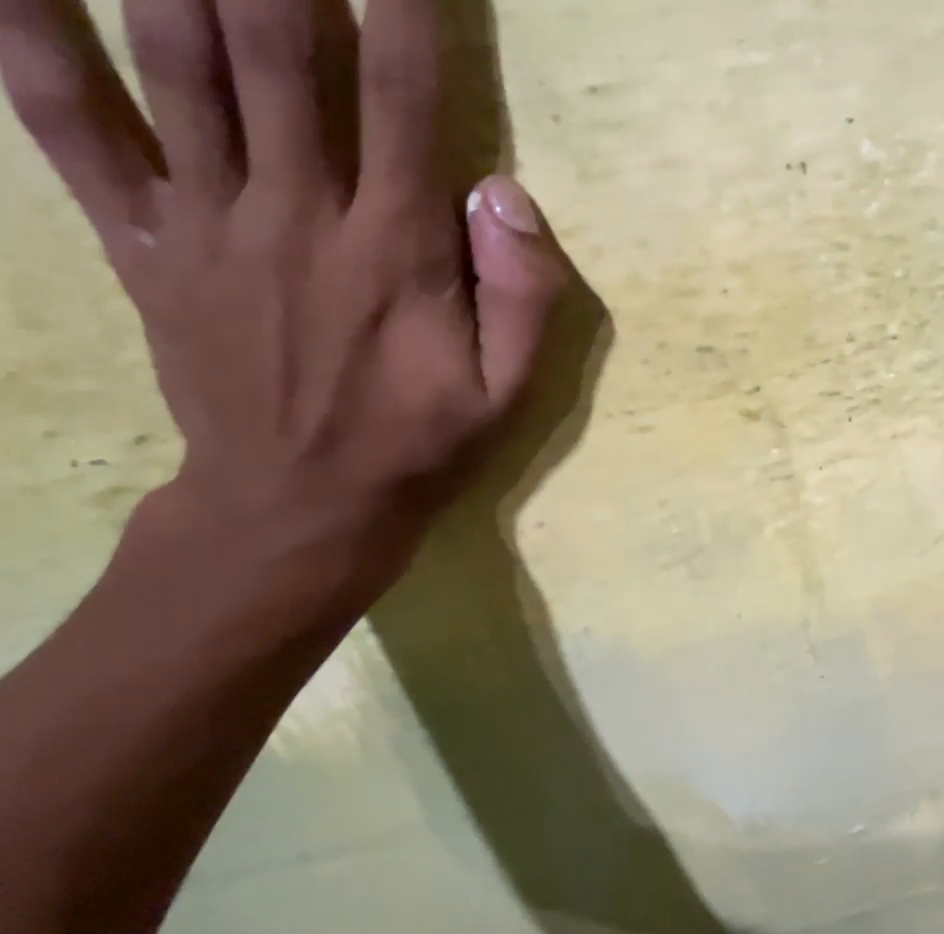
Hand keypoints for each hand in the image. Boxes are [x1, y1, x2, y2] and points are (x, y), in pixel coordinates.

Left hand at [0, 0, 569, 600]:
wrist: (298, 505)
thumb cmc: (420, 442)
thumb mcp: (509, 389)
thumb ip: (524, 293)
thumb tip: (505, 189)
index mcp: (394, 248)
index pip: (403, 103)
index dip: (403, 15)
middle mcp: (295, 214)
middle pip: (274, 55)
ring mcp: (207, 225)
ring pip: (176, 70)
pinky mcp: (144, 248)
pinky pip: (71, 135)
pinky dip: (31, 49)